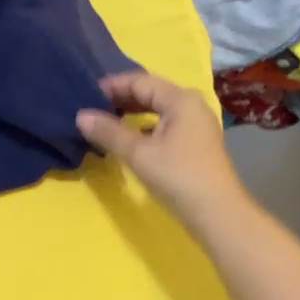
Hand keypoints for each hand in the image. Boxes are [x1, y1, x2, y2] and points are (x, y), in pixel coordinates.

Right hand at [76, 72, 248, 231]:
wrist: (220, 217)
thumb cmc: (179, 178)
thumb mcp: (138, 154)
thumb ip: (108, 131)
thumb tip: (80, 116)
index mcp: (180, 99)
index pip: (139, 81)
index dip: (111, 86)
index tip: (85, 97)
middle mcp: (190, 105)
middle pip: (149, 92)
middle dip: (120, 98)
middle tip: (92, 108)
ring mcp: (196, 124)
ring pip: (156, 108)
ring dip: (131, 112)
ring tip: (105, 121)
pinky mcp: (195, 142)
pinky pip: (163, 123)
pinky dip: (143, 126)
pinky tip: (128, 138)